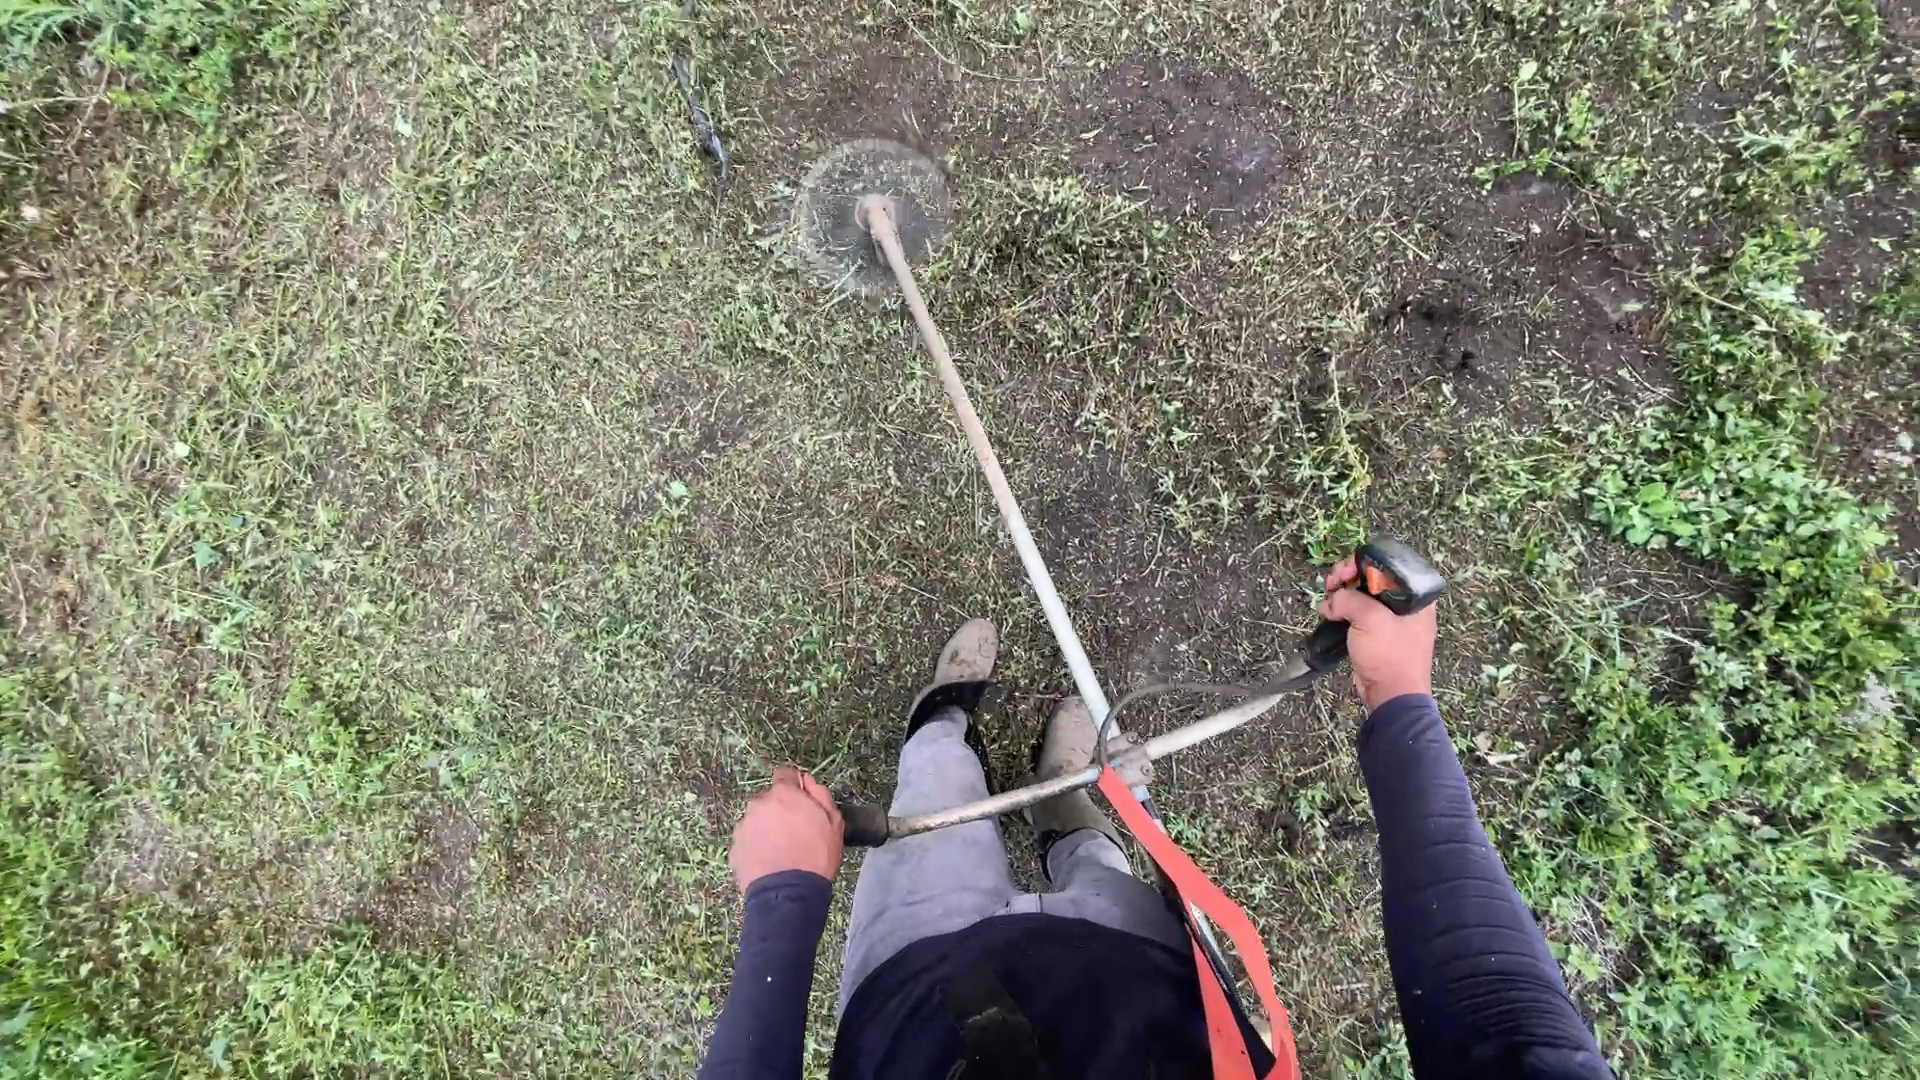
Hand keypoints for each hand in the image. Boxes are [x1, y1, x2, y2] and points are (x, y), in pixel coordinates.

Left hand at [728, 766, 844, 891]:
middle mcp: (758, 805)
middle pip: (770, 799)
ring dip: (767, 828)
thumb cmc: (817, 855)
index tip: (802, 801)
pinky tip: (770, 861)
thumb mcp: (833, 821)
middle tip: (795, 831)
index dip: (795, 786)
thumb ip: (820, 794)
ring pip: (758, 820)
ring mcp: (743, 827)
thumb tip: (806, 781)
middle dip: (781, 809)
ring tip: (782, 850)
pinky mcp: (734, 849)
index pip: (785, 774)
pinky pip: (748, 840)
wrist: (789, 896)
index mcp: (782, 793)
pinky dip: (757, 846)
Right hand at [1321, 556, 1437, 711]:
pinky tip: (1329, 614)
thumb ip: (1348, 599)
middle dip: (1347, 579)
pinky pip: (1358, 613)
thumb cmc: (1389, 654)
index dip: (1360, 565)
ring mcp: (1391, 619)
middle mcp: (1406, 605)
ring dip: (1341, 595)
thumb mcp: (1370, 619)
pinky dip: (1342, 611)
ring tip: (1327, 604)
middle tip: (1330, 586)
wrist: (1391, 694)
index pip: (1386, 566)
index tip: (1341, 574)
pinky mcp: (1377, 633)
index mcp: (1416, 597)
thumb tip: (1331, 601)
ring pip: (1362, 595)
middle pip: (1371, 579)